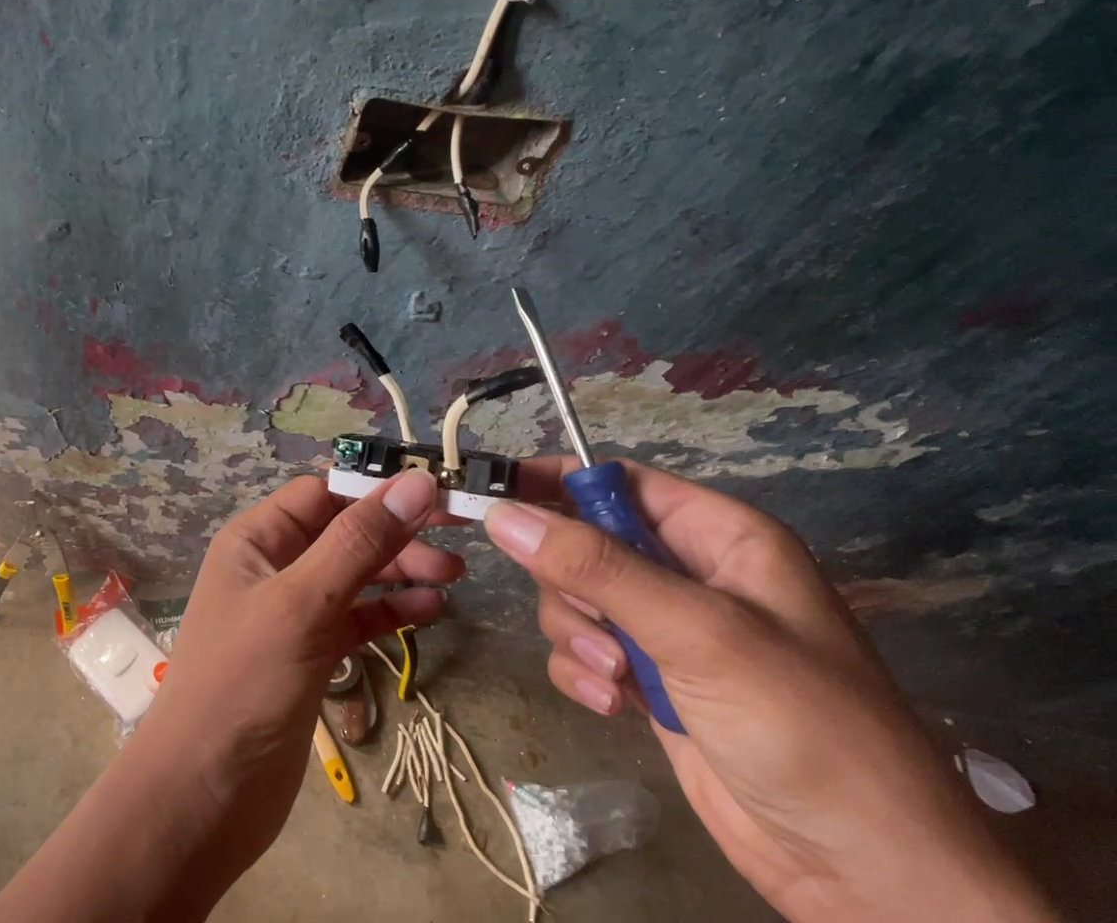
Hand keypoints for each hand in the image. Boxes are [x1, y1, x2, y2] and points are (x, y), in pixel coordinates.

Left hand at [140, 469, 461, 914]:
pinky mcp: (308, 657)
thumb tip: (416, 482)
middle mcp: (271, 569)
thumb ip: (358, 542)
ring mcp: (290, 615)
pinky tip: (430, 611)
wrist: (205, 789)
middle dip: (396, 533)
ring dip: (399, 571)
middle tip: (458, 542)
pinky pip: (355, 620)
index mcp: (255, 541)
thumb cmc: (245, 682)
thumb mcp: (302, 602)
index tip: (439, 493)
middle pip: (342, 533)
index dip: (376, 489)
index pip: (322, 494)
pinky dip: (389, 611)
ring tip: (453, 578)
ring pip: (353, 576)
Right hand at [484, 458, 1054, 922]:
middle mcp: (691, 576)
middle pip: (584, 543)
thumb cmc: (800, 726)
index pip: (620, 484)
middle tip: (594, 625)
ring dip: (577, 637)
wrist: (858, 867)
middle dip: (570, 584)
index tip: (493, 498)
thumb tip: (502, 514)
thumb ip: (595, 568)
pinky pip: (583, 653)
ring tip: (613, 678)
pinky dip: (582, 674)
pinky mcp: (650, 682)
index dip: (556, 484)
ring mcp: (669, 633)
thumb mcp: (697, 633)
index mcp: (722, 539)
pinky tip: (611, 705)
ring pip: (575, 600)